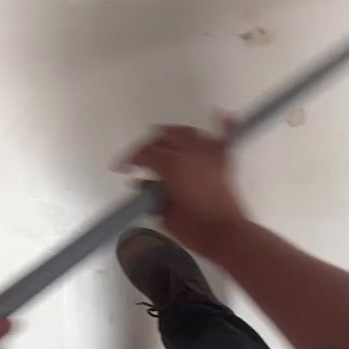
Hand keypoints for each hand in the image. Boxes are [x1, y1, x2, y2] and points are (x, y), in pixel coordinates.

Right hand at [119, 117, 249, 255]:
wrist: (226, 235)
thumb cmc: (192, 228)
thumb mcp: (163, 212)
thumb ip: (152, 194)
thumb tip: (145, 184)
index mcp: (172, 165)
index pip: (145, 153)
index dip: (130, 159)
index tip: (121, 168)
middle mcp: (191, 153)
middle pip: (164, 137)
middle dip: (148, 145)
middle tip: (140, 158)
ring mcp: (210, 155)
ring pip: (189, 132)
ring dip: (174, 133)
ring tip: (165, 138)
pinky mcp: (224, 162)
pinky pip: (227, 136)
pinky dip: (224, 123)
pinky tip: (218, 113)